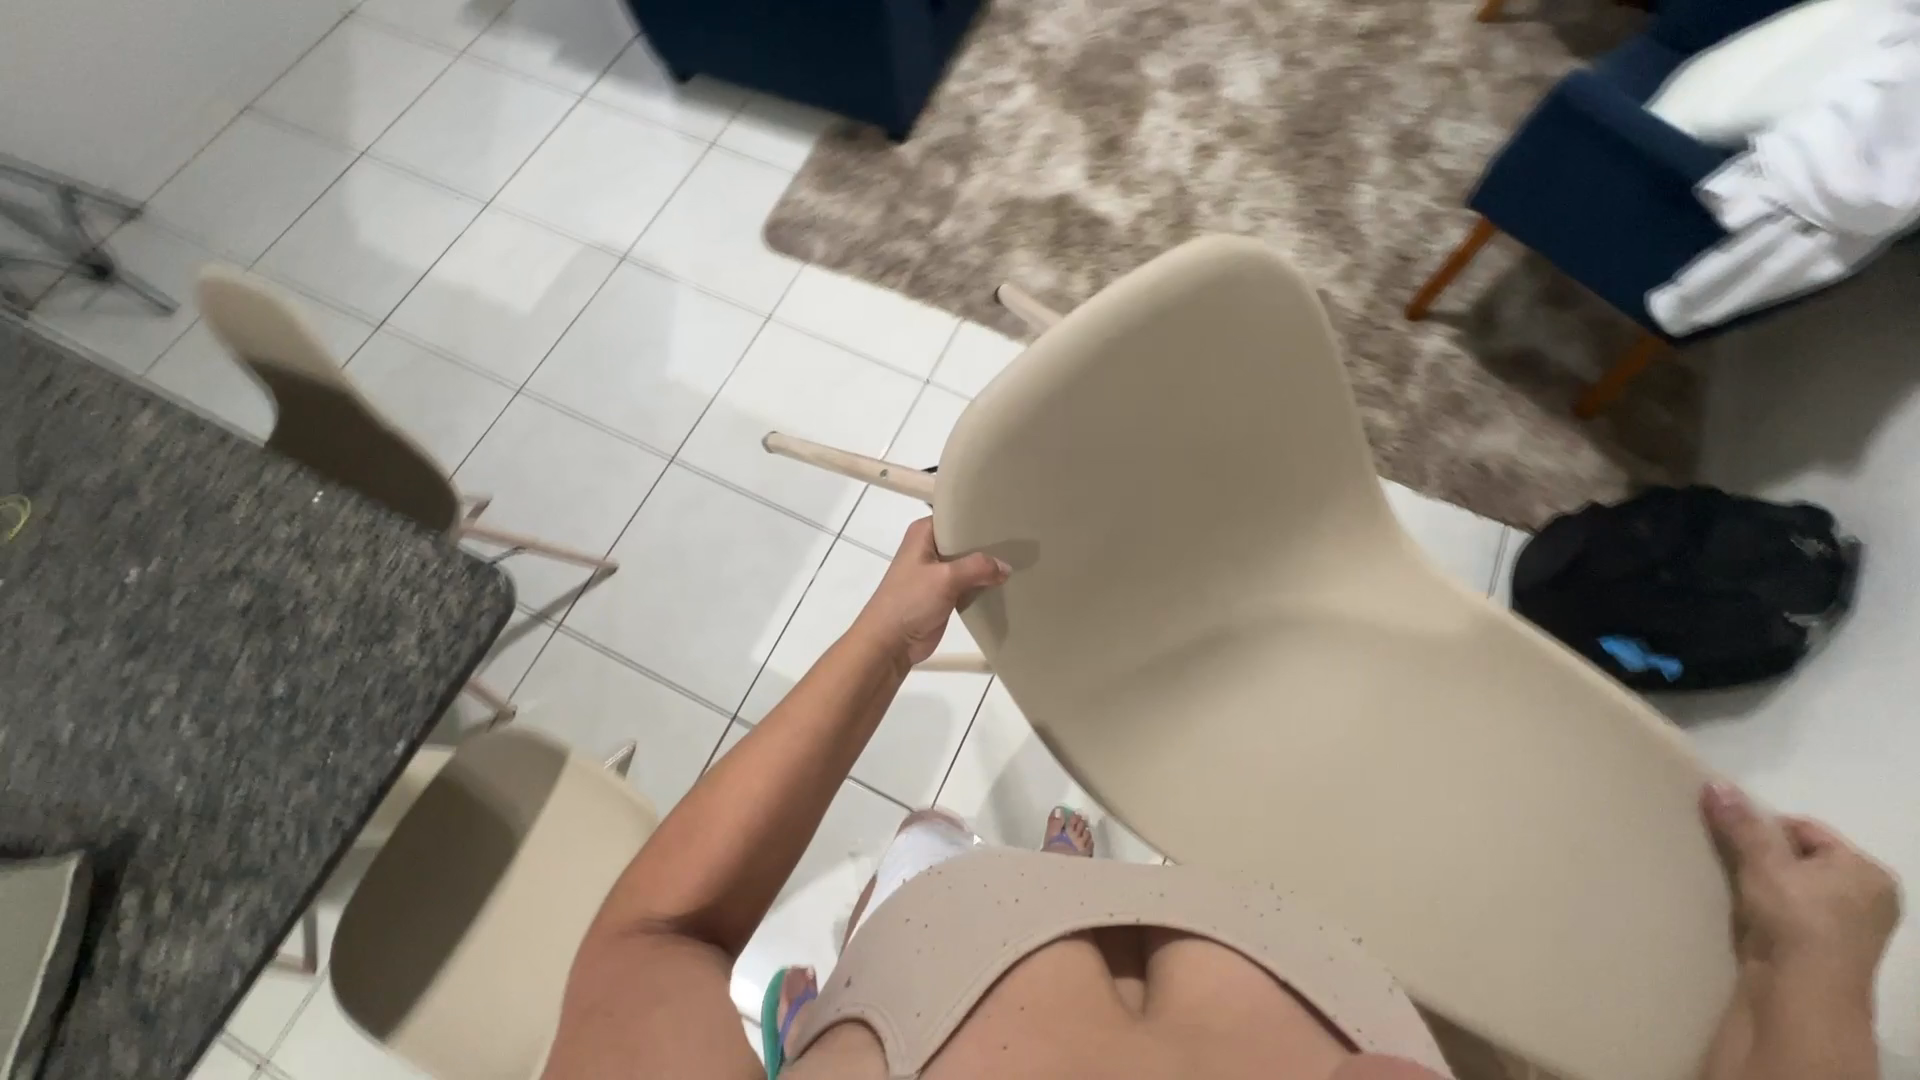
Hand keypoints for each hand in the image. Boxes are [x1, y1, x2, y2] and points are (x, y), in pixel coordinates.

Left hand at [851, 518, 1009, 665]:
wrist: (890, 642)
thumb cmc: (910, 601)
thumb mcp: (945, 578)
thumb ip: (978, 567)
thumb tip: (1006, 568)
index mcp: (924, 533)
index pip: (956, 515)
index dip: (979, 516)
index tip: (1007, 517)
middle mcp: (930, 547)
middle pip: (965, 539)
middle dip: (988, 543)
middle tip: (1020, 541)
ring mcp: (937, 571)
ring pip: (968, 563)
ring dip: (987, 566)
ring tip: (1020, 560)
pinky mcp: (944, 593)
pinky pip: (968, 583)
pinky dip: (983, 584)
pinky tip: (1006, 583)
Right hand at [1702, 782, 1900, 991]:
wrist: (1804, 988)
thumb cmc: (1796, 918)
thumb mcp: (1764, 864)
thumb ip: (1741, 824)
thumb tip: (1715, 783)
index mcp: (1867, 870)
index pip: (1804, 829)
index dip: (1762, 827)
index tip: (1730, 838)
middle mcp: (1870, 894)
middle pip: (1799, 855)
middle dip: (1761, 853)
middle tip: (1727, 857)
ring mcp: (1852, 923)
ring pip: (1794, 882)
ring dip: (1761, 878)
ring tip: (1733, 881)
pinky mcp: (1828, 943)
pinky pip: (1792, 907)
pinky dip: (1768, 902)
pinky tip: (1747, 906)